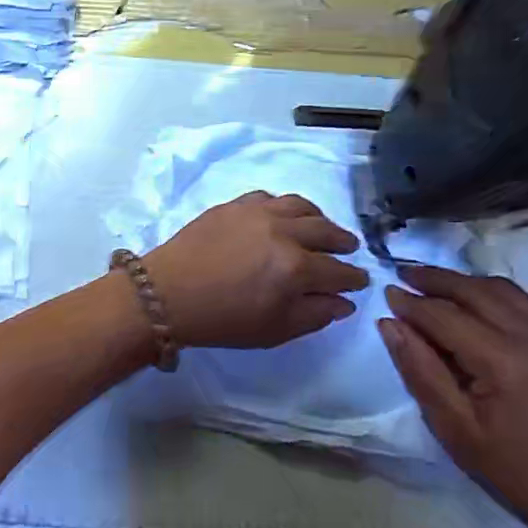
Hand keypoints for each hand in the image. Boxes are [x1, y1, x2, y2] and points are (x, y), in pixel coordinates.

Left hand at [141, 191, 369, 349]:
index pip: (338, 271)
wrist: (167, 294)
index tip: (359, 281)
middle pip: (325, 231)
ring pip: (300, 206)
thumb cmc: (223, 320)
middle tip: (348, 248)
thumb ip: (315, 314)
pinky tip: (283, 215)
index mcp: (296, 267)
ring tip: (322, 227)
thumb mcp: (274, 330)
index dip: (352, 278)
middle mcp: (283, 232)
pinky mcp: (235, 204)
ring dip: (318, 218)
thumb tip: (343, 302)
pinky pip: (269, 198)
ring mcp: (257, 212)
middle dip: (342, 242)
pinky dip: (284, 206)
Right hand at [379, 266, 527, 527]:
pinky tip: (482, 300)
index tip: (387, 292)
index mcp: (503, 361)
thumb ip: (421, 371)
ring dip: (467, 281)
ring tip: (437, 282)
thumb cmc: (518, 473)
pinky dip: (498, 293)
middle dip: (436, 279)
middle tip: (404, 273)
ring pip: (506, 291)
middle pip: (476, 291)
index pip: (446, 316)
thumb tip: (391, 325)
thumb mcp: (456, 430)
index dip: (412, 303)